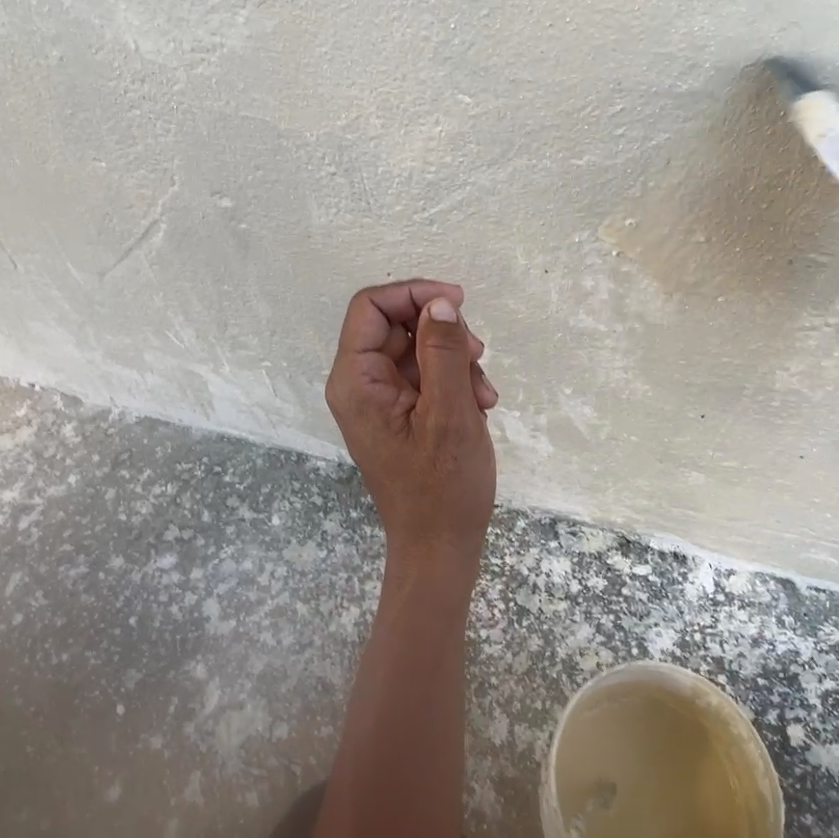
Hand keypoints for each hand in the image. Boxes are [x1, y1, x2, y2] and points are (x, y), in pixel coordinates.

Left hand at [325, 280, 499, 566]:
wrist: (441, 546)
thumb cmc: (443, 486)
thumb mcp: (450, 413)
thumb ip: (443, 352)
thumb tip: (439, 303)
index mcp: (355, 380)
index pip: (371, 306)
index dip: (413, 293)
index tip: (458, 302)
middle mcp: (360, 383)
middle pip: (397, 323)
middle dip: (443, 333)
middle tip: (478, 356)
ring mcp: (380, 398)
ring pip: (418, 347)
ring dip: (456, 359)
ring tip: (483, 395)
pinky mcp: (401, 411)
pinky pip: (426, 374)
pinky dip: (456, 380)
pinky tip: (480, 406)